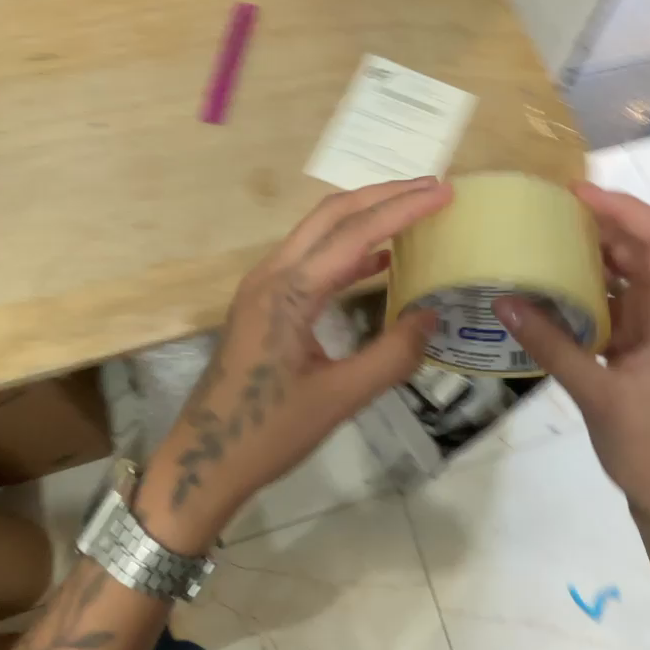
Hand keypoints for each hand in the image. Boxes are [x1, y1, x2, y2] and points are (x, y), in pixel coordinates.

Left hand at [136, 177, 451, 553]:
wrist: (204, 461)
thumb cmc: (268, 432)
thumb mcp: (340, 398)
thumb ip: (392, 355)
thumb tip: (432, 316)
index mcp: (288, 291)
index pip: (355, 234)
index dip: (403, 209)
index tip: (445, 192)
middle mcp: (272, 275)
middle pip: (332, 215)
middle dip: (383, 196)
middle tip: (432, 188)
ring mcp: (264, 286)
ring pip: (319, 232)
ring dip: (365, 217)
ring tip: (413, 212)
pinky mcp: (265, 303)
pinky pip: (311, 259)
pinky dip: (348, 249)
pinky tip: (380, 261)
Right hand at [494, 181, 649, 520]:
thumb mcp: (598, 396)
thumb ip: (552, 346)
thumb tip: (504, 301)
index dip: (627, 210)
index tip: (579, 195)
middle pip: (646, 249)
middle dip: (605, 222)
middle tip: (551, 209)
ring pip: (629, 272)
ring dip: (594, 251)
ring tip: (546, 235)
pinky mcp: (636, 345)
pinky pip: (613, 300)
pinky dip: (585, 285)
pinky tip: (550, 282)